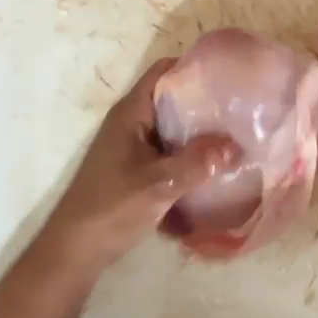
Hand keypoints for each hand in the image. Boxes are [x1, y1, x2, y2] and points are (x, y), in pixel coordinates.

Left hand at [38, 58, 237, 273]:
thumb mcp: (159, 184)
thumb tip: (236, 144)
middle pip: (171, 98)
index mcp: (131, 113)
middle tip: (241, 107)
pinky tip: (215, 164)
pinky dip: (190, 153)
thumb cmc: (111, 208)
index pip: (163, 72)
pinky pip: (169, 150)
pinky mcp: (137, 169)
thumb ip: (197, 162)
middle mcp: (131, 123)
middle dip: (204, 101)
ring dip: (199, 131)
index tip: (228, 75)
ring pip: (172, 127)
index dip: (193, 67)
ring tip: (236, 133)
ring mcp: (133, 146)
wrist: (76, 250)